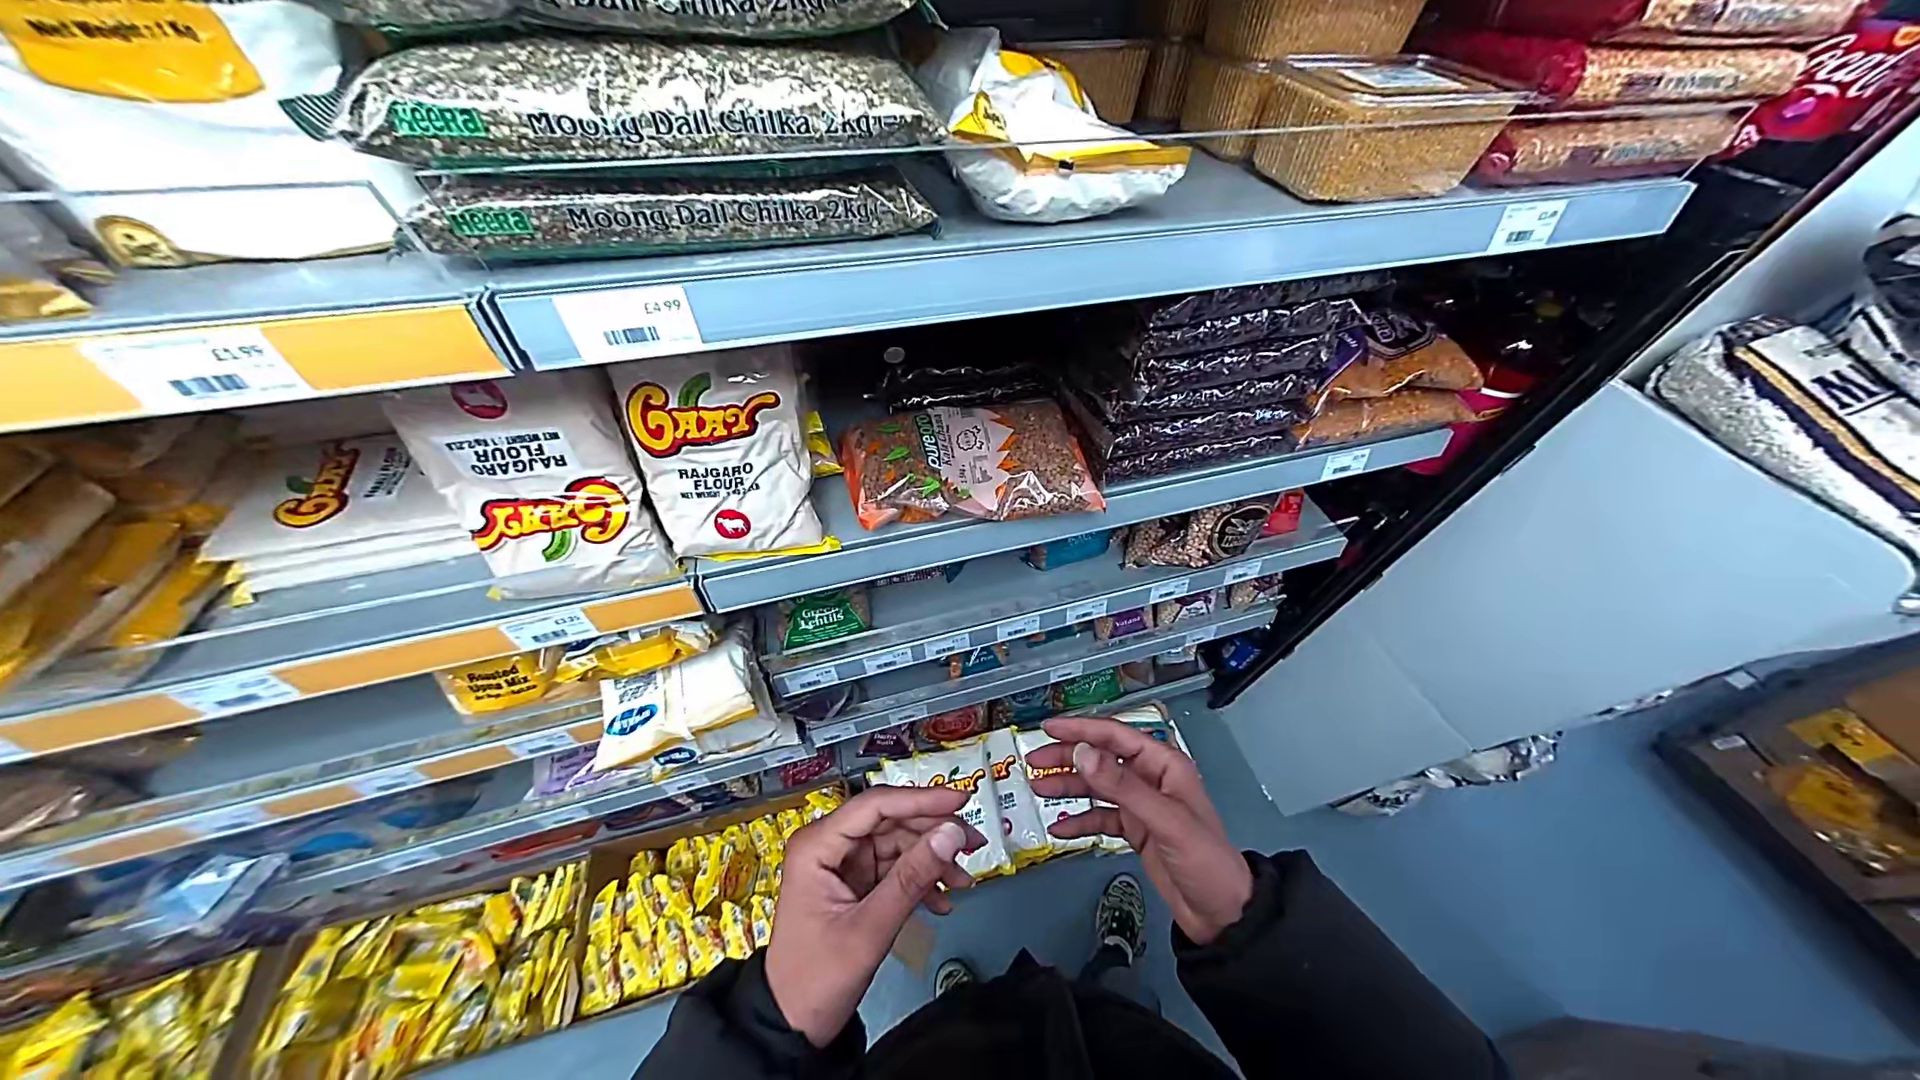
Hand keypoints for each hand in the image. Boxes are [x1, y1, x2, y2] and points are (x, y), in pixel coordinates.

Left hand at [764, 785, 983, 1046]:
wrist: (792, 1027)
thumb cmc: (815, 980)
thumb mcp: (868, 930)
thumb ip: (911, 879)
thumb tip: (950, 834)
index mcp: (817, 845)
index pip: (876, 805)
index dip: (921, 799)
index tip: (960, 800)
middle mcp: (829, 844)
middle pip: (891, 820)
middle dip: (934, 831)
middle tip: (973, 841)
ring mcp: (843, 862)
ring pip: (898, 843)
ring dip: (933, 859)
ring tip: (963, 879)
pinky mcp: (856, 881)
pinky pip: (895, 867)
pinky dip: (921, 879)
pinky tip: (942, 900)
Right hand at [1026, 716, 1252, 945]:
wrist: (1224, 916)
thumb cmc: (1205, 861)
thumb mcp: (1164, 820)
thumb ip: (1122, 786)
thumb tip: (1083, 753)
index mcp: (1164, 765)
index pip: (1115, 736)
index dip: (1081, 729)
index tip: (1049, 728)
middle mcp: (1150, 779)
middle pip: (1101, 759)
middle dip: (1067, 757)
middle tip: (1035, 762)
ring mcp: (1142, 805)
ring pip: (1097, 787)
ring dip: (1069, 787)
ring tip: (1039, 789)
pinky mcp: (1136, 830)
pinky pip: (1102, 818)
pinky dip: (1081, 820)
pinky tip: (1061, 828)